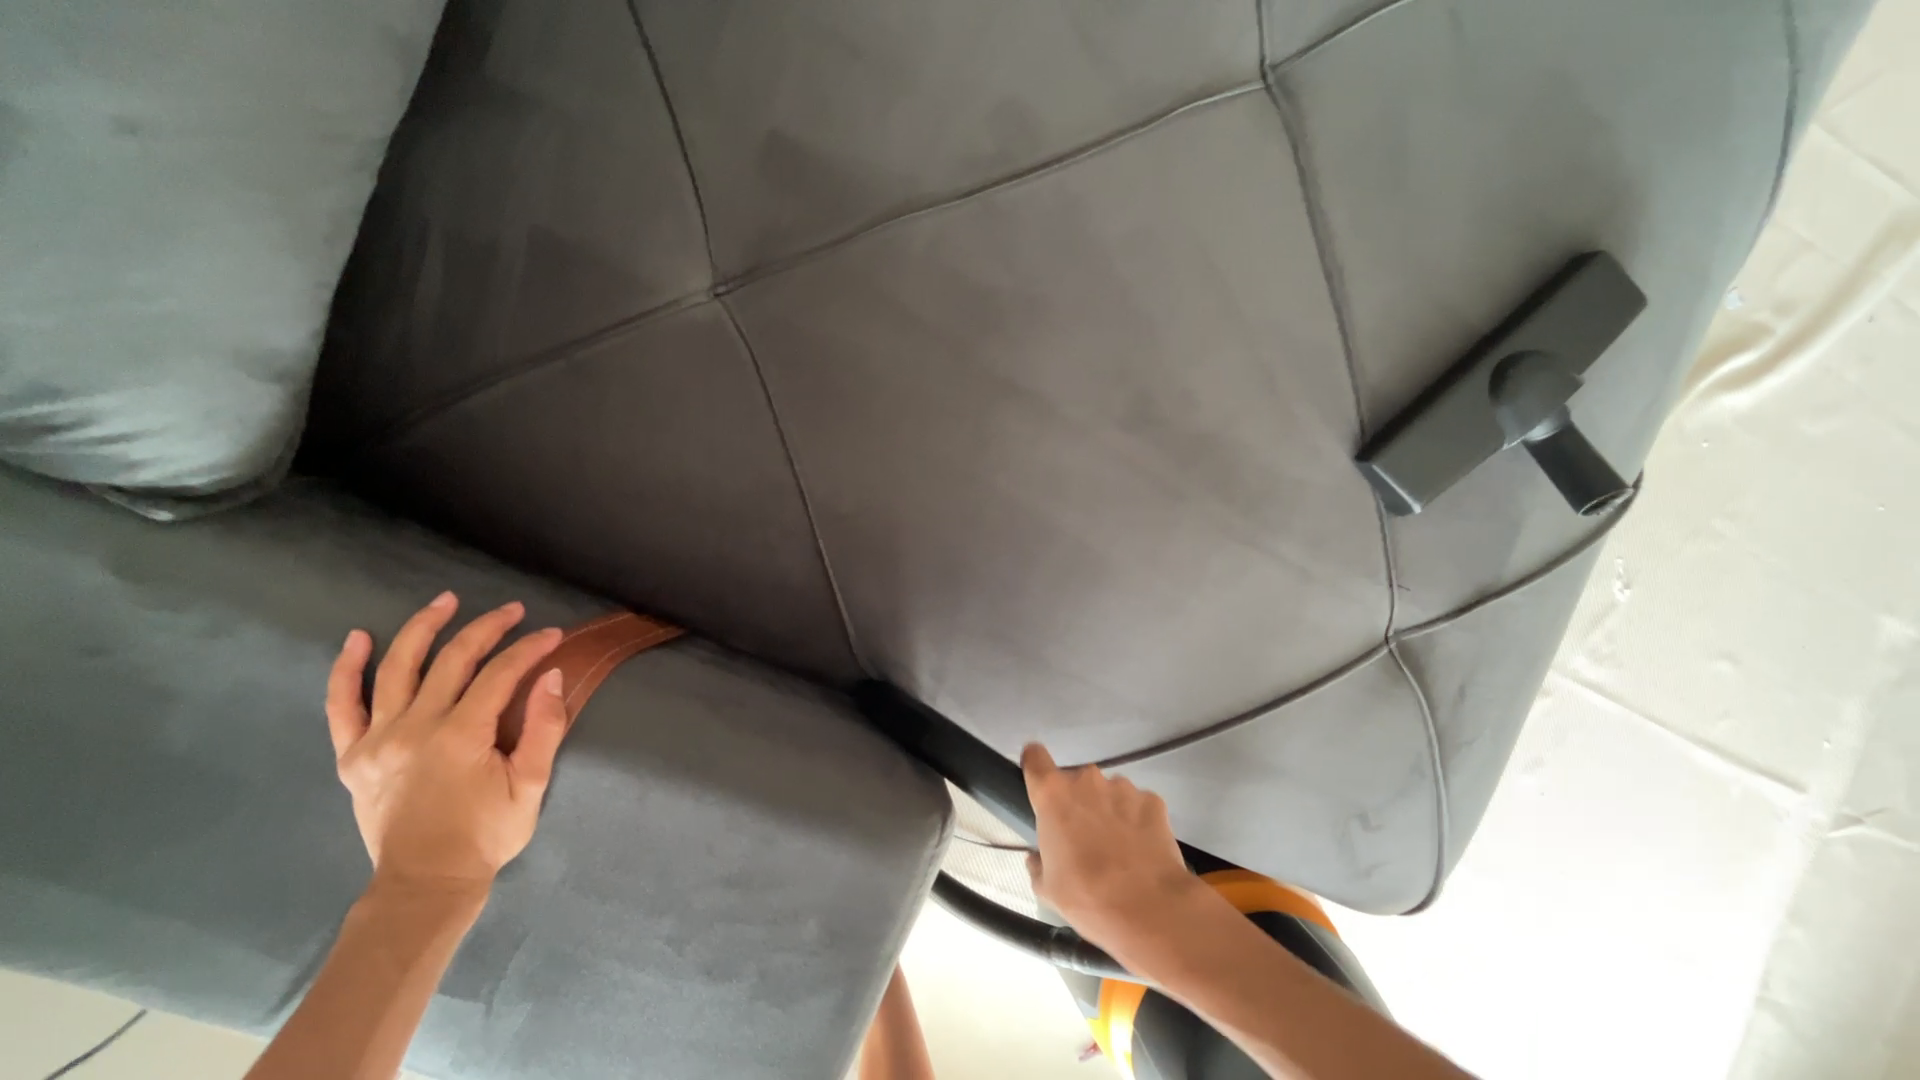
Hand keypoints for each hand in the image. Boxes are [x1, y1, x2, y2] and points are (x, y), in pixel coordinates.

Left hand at [325, 592, 568, 893]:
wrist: (426, 883)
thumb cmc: (486, 836)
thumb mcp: (530, 786)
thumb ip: (544, 728)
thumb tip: (552, 676)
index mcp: (462, 735)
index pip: (500, 674)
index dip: (528, 649)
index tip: (552, 636)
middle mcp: (416, 727)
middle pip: (452, 660)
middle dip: (487, 628)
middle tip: (513, 610)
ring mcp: (378, 739)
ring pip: (397, 668)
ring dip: (423, 628)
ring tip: (445, 602)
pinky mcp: (354, 755)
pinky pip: (342, 705)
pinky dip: (346, 670)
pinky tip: (357, 639)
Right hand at [1021, 744, 1207, 961]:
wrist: (1148, 909)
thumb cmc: (1087, 896)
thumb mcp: (1046, 887)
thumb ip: (1037, 863)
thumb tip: (1038, 857)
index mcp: (1053, 795)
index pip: (1035, 757)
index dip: (1036, 768)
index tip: (1041, 786)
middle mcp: (1087, 781)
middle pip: (1076, 782)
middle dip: (1078, 804)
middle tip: (1085, 839)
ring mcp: (1124, 788)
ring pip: (1109, 793)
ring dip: (1109, 811)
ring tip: (1119, 849)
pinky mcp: (1154, 800)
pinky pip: (1138, 805)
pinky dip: (1137, 821)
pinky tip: (1142, 850)